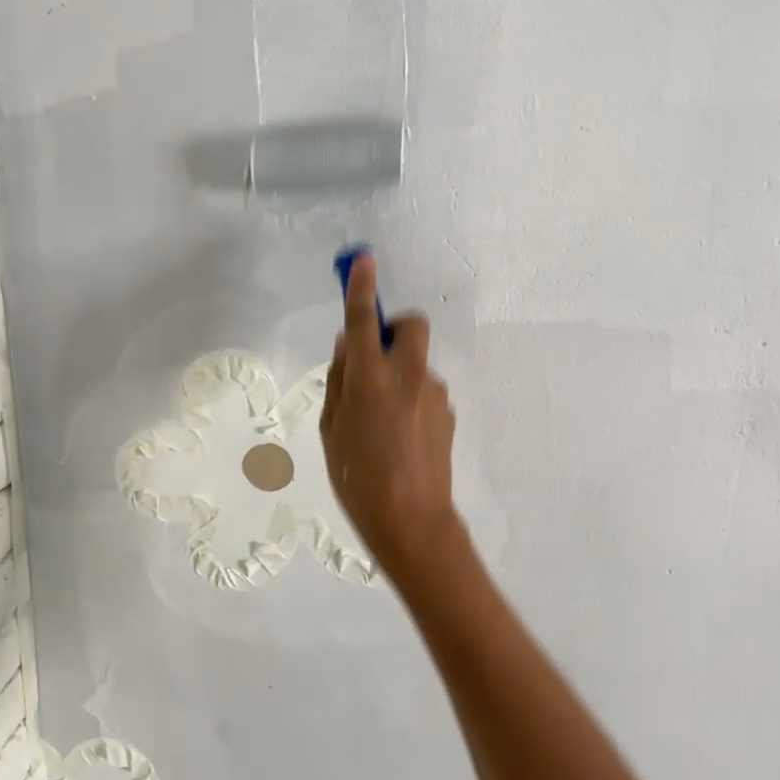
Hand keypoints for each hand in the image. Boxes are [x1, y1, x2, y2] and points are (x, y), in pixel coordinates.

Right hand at [319, 253, 460, 574]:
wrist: (412, 520)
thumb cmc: (356, 477)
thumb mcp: (330, 430)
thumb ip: (338, 382)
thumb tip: (347, 347)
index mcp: (369, 379)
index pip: (362, 320)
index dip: (361, 286)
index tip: (363, 259)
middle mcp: (407, 376)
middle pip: (411, 325)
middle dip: (394, 329)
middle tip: (373, 359)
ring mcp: (433, 393)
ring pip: (416, 363)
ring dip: (399, 374)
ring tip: (380, 422)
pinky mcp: (448, 413)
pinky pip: (425, 390)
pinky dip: (411, 400)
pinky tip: (400, 438)